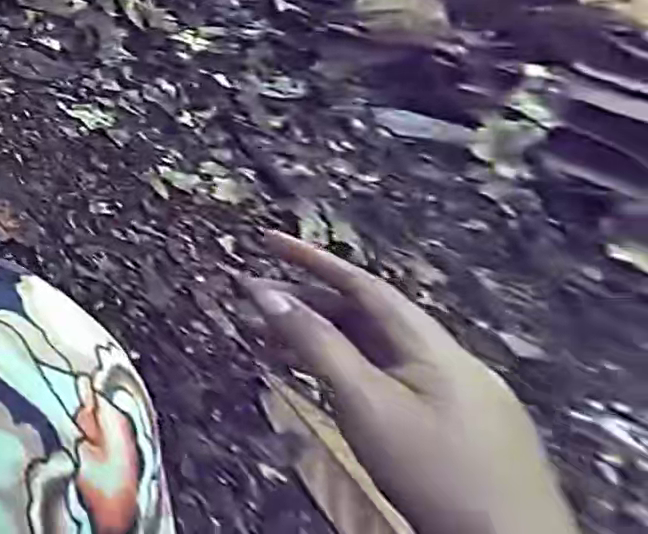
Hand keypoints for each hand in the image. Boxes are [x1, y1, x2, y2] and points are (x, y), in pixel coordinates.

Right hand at [243, 231, 578, 533]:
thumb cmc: (433, 470)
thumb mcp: (363, 401)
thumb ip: (313, 342)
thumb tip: (263, 292)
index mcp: (438, 352)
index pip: (368, 287)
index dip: (313, 259)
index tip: (266, 238)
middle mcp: (452, 365)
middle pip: (369, 317)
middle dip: (305, 301)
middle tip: (251, 298)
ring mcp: (459, 397)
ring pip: (375, 347)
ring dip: (318, 335)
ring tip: (265, 337)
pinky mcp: (455, 425)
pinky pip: (387, 374)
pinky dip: (341, 363)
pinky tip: (311, 372)